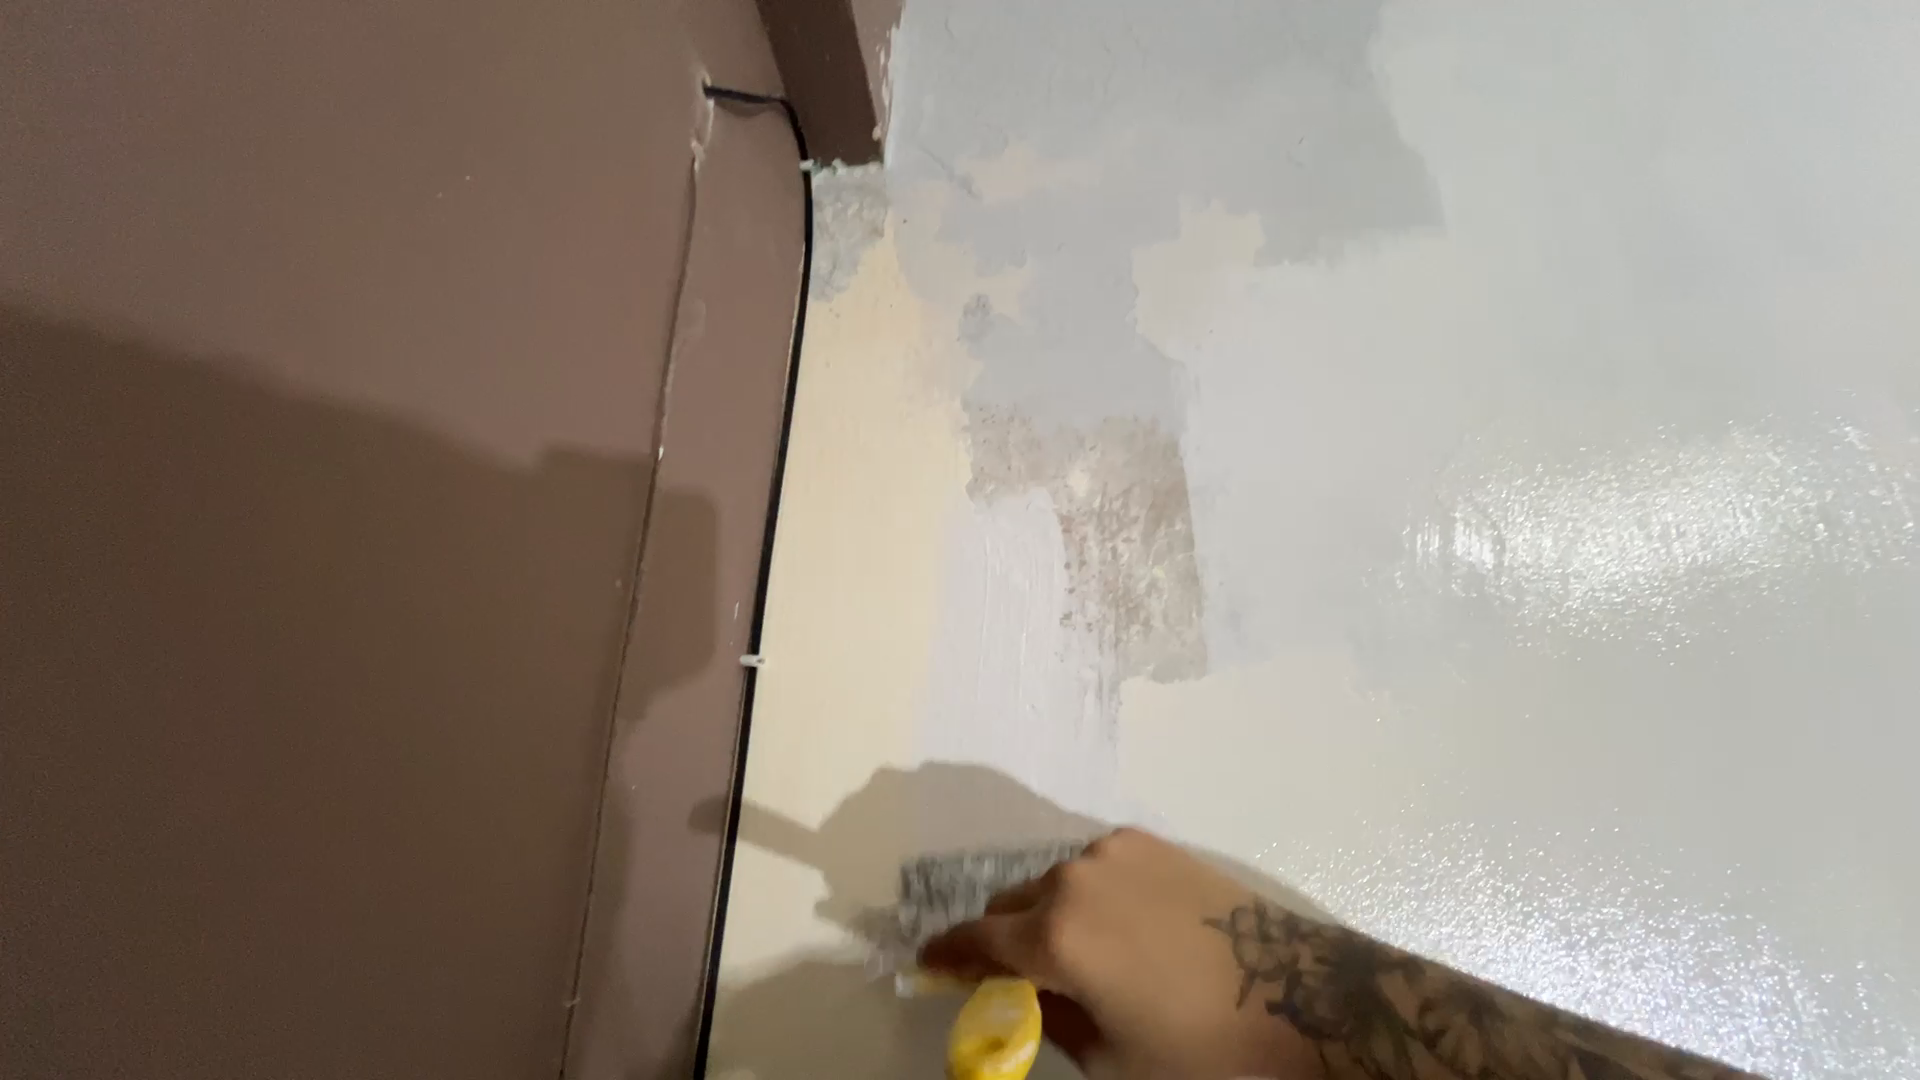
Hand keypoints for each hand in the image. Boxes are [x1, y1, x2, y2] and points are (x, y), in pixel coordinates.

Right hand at [919, 828, 1320, 1079]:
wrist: (1300, 994)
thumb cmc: (1202, 1048)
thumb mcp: (1114, 1061)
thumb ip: (1051, 1021)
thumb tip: (1026, 996)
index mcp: (1057, 935)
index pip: (978, 939)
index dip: (948, 955)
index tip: (928, 963)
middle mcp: (1073, 878)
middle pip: (1011, 903)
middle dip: (1002, 938)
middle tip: (1015, 974)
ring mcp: (1112, 852)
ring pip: (1052, 881)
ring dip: (1047, 913)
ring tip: (1080, 953)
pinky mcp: (1146, 841)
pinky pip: (1094, 868)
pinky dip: (1087, 894)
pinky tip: (1119, 924)